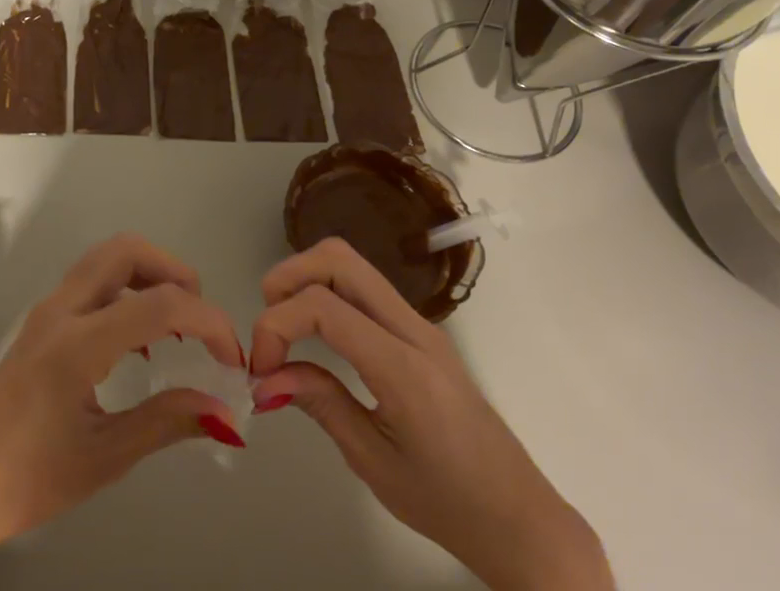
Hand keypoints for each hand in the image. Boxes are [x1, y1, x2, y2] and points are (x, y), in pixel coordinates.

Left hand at [0, 235, 244, 589]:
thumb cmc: (30, 478)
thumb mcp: (106, 455)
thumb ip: (168, 421)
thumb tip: (226, 411)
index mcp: (77, 343)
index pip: (160, 304)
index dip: (209, 321)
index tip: (233, 360)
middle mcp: (59, 312)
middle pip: (124, 251)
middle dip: (174, 270)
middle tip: (202, 319)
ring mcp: (44, 314)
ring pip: (103, 262)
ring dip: (148, 278)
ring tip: (180, 331)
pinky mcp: (39, 326)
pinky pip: (90, 287)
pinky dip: (125, 294)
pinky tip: (140, 347)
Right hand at [249, 240, 612, 590]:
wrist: (519, 519)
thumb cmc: (447, 502)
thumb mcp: (372, 460)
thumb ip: (319, 402)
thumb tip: (264, 376)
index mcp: (404, 368)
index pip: (323, 307)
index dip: (275, 325)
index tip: (261, 369)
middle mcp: (415, 332)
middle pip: (339, 259)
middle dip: (287, 278)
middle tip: (266, 327)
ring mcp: (422, 328)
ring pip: (351, 266)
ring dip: (305, 283)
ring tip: (283, 334)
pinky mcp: (420, 335)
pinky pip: (364, 291)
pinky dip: (326, 296)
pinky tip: (313, 339)